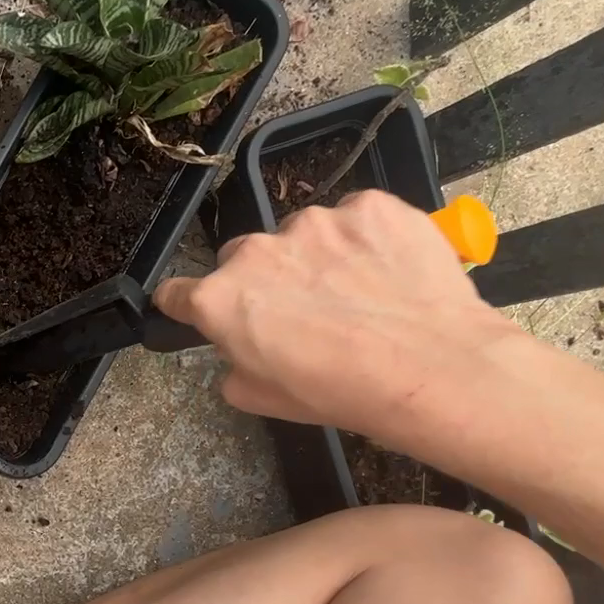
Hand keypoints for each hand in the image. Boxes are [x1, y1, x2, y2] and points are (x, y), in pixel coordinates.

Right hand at [155, 190, 528, 454]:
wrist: (429, 368)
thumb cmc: (334, 391)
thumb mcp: (254, 396)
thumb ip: (230, 360)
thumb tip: (240, 345)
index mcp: (217, 300)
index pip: (174, 292)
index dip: (183, 304)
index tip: (194, 309)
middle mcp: (256, 252)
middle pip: (238, 257)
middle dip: (256, 279)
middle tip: (294, 310)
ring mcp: (314, 222)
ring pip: (298, 236)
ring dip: (310, 257)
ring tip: (349, 292)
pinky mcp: (370, 206)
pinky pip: (353, 219)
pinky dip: (360, 240)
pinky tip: (381, 272)